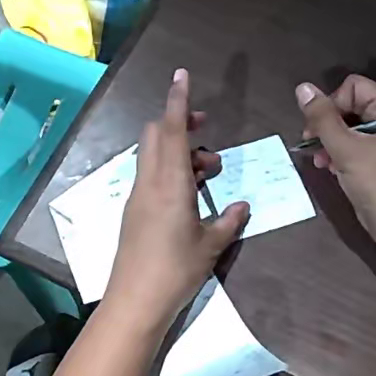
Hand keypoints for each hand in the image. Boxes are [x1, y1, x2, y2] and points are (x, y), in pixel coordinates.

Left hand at [107, 69, 249, 326]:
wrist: (135, 300)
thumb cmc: (176, 270)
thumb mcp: (211, 245)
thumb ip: (229, 221)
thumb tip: (242, 205)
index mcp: (170, 183)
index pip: (172, 130)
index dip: (178, 100)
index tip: (181, 75)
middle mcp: (149, 182)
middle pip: (157, 135)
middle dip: (180, 123)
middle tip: (207, 133)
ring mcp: (137, 196)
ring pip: (154, 155)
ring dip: (180, 151)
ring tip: (209, 171)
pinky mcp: (133, 211)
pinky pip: (151, 176)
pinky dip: (170, 170)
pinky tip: (192, 194)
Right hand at [297, 76, 375, 239]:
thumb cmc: (375, 182)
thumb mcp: (344, 148)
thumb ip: (321, 117)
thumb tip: (302, 88)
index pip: (353, 87)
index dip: (332, 103)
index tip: (319, 127)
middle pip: (348, 105)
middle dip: (327, 124)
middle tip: (312, 142)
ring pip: (346, 125)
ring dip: (328, 140)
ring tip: (320, 159)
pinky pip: (351, 142)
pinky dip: (336, 151)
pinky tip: (328, 165)